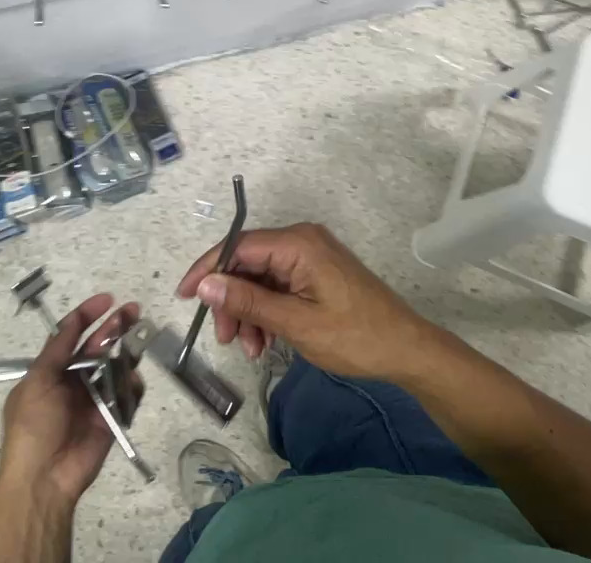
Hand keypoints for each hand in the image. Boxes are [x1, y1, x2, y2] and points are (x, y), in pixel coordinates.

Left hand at [0, 293, 142, 508]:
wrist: (44, 478)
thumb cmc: (33, 426)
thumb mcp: (37, 382)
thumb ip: (57, 349)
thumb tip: (73, 320)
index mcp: (51, 370)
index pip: (71, 334)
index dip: (87, 314)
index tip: (107, 299)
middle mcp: (73, 380)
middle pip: (98, 346)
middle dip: (115, 327)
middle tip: (134, 311)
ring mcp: (94, 398)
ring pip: (116, 366)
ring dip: (127, 350)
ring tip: (139, 338)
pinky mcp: (111, 417)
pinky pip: (127, 395)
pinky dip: (133, 384)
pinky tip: (133, 378)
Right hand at [174, 222, 445, 381]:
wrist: (406, 349)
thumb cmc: (353, 336)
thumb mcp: (295, 323)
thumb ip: (248, 302)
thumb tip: (204, 285)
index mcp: (297, 243)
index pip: (238, 246)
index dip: (207, 270)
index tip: (185, 297)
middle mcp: (301, 240)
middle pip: (247, 263)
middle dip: (231, 300)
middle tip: (226, 339)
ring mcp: (310, 256)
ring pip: (260, 278)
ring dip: (248, 311)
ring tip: (251, 349)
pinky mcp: (316, 273)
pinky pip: (278, 286)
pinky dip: (267, 311)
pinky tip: (265, 341)